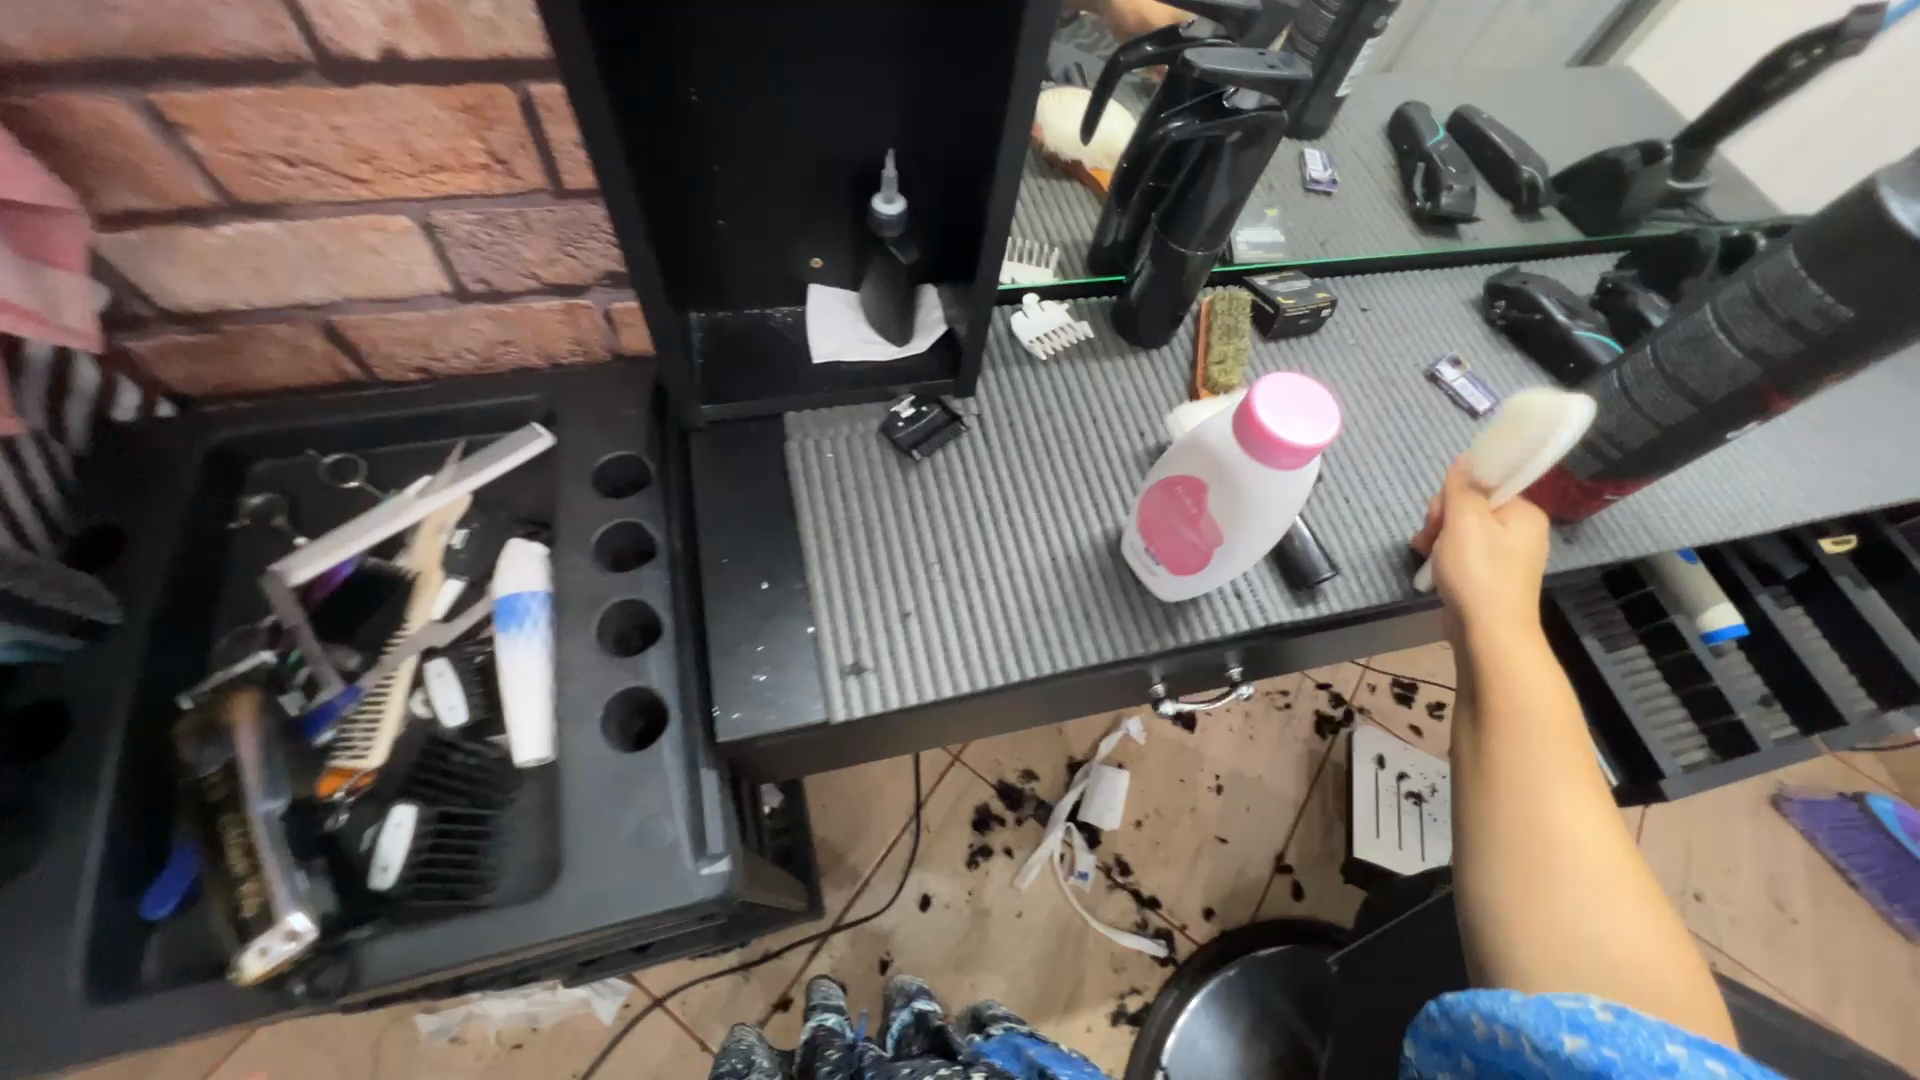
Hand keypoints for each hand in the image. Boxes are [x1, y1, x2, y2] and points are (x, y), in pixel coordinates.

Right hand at [1411, 456, 1550, 638]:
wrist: (1488, 633)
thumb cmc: (1478, 574)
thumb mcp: (1464, 523)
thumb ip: (1462, 488)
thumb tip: (1466, 459)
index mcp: (1524, 513)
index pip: (1484, 485)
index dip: (1454, 495)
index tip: (1438, 516)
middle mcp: (1521, 531)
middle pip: (1471, 507)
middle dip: (1442, 519)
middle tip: (1430, 538)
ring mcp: (1507, 555)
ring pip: (1463, 531)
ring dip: (1438, 538)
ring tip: (1425, 555)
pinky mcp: (1492, 576)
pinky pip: (1465, 552)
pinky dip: (1445, 555)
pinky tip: (1431, 567)